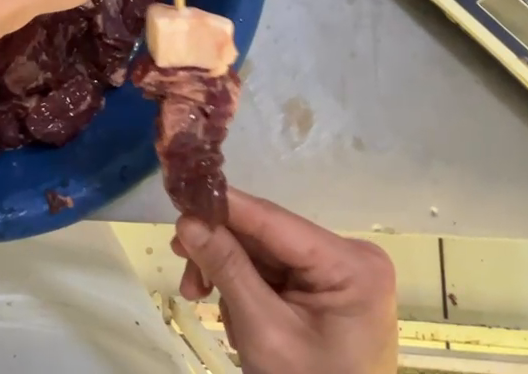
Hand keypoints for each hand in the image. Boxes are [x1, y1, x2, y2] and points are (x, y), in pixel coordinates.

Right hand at [173, 190, 398, 373]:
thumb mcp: (264, 330)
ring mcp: (336, 273)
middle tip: (180, 265)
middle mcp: (347, 256)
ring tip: (198, 297)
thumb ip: (226, 268)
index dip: (221, 206)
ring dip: (225, 272)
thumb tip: (186, 221)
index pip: (271, 219)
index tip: (177, 196)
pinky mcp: (324, 290)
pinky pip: (270, 271)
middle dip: (219, 251)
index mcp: (350, 263)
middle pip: (263, 235)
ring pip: (260, 252)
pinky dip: (242, 287)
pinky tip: (232, 315)